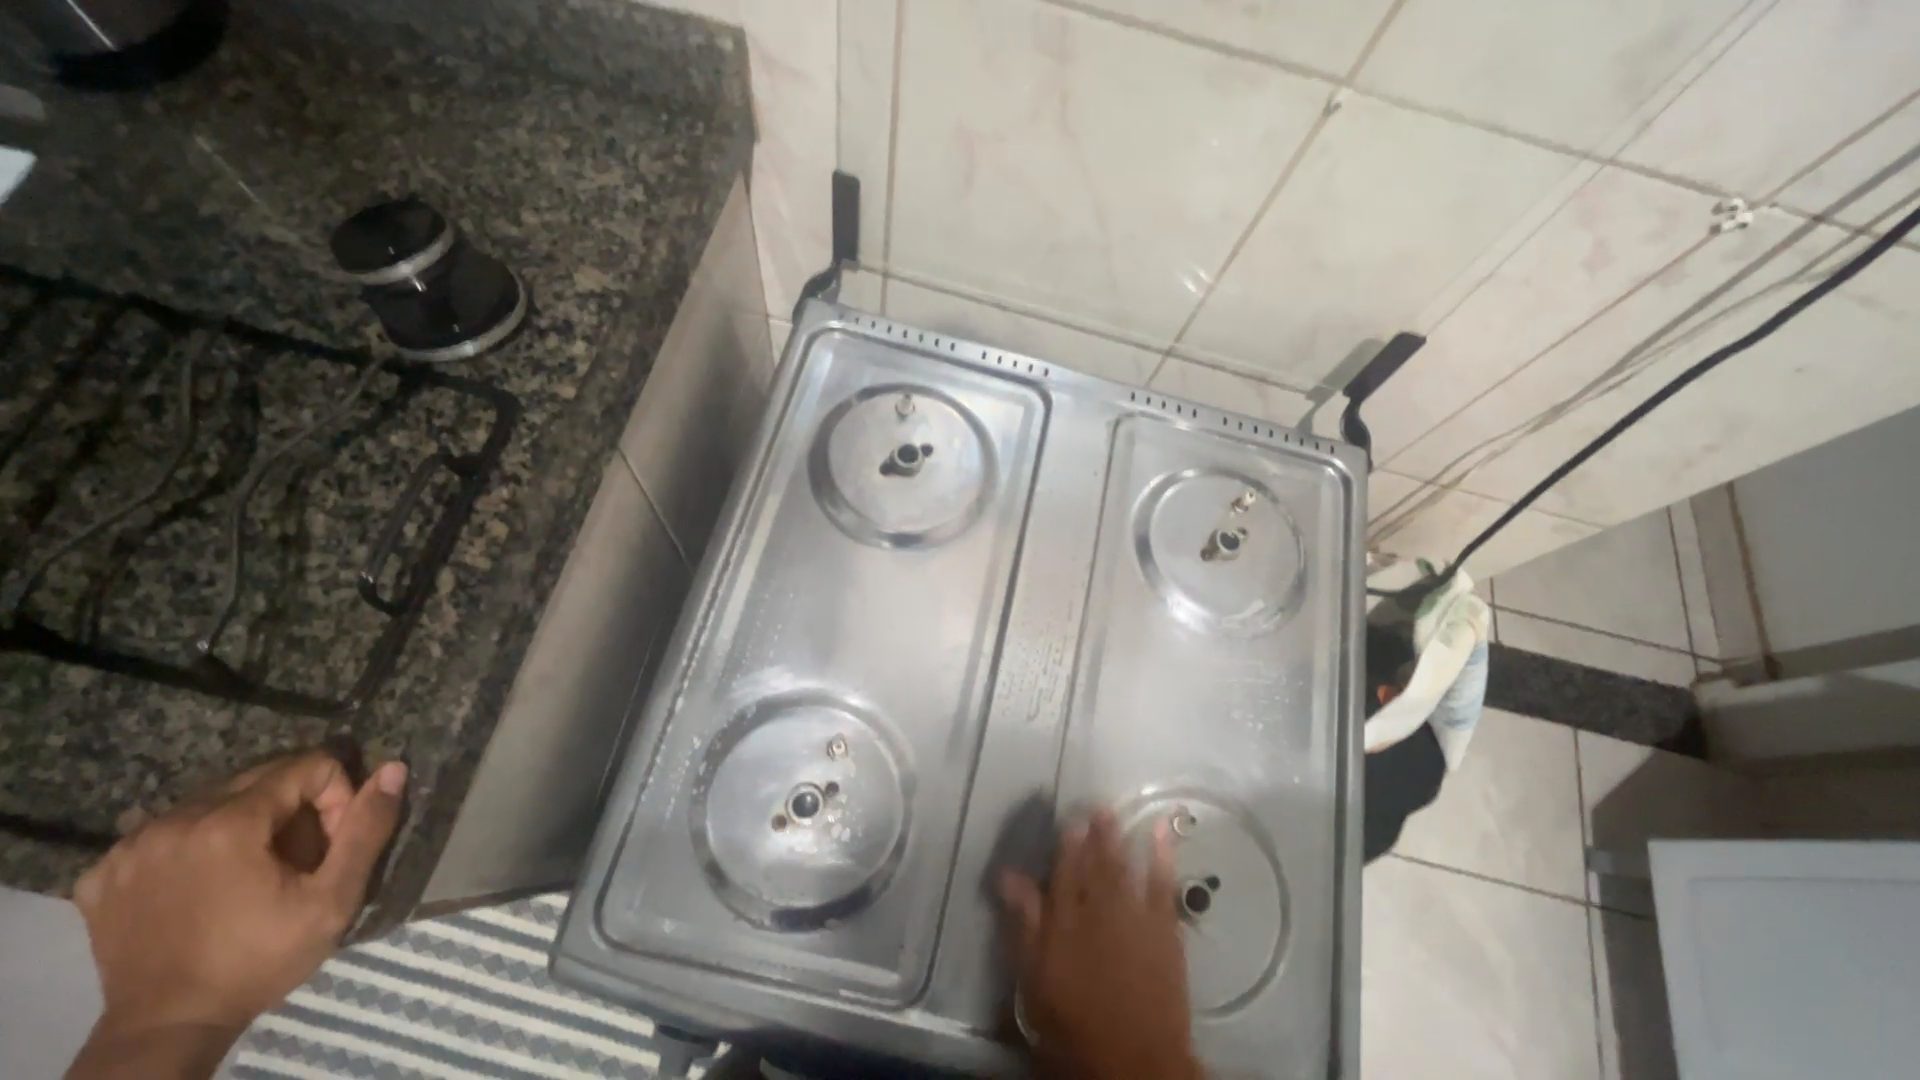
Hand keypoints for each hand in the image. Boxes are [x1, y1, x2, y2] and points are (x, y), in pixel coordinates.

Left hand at [68, 751, 406, 1078]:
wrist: (168, 1027)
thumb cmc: (260, 960)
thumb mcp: (333, 898)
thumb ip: (366, 829)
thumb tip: (393, 768)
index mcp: (229, 822)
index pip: (307, 767)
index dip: (335, 798)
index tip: (329, 848)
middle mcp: (172, 820)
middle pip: (258, 779)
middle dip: (293, 808)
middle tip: (298, 861)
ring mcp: (129, 847)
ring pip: (212, 802)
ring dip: (245, 823)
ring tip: (251, 873)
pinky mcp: (102, 873)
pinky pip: (164, 832)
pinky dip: (194, 845)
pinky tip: (201, 883)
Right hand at [997, 808, 1202, 1079]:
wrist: (1133, 1061)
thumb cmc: (1074, 1026)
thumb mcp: (1034, 978)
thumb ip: (1024, 924)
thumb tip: (1008, 876)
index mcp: (1063, 922)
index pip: (1062, 872)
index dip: (1064, 844)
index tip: (1066, 818)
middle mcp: (1099, 910)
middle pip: (1094, 865)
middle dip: (1094, 834)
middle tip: (1094, 805)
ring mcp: (1135, 917)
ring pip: (1124, 867)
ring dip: (1120, 838)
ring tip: (1114, 811)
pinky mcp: (1165, 931)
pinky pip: (1163, 884)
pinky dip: (1162, 857)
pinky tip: (1162, 834)